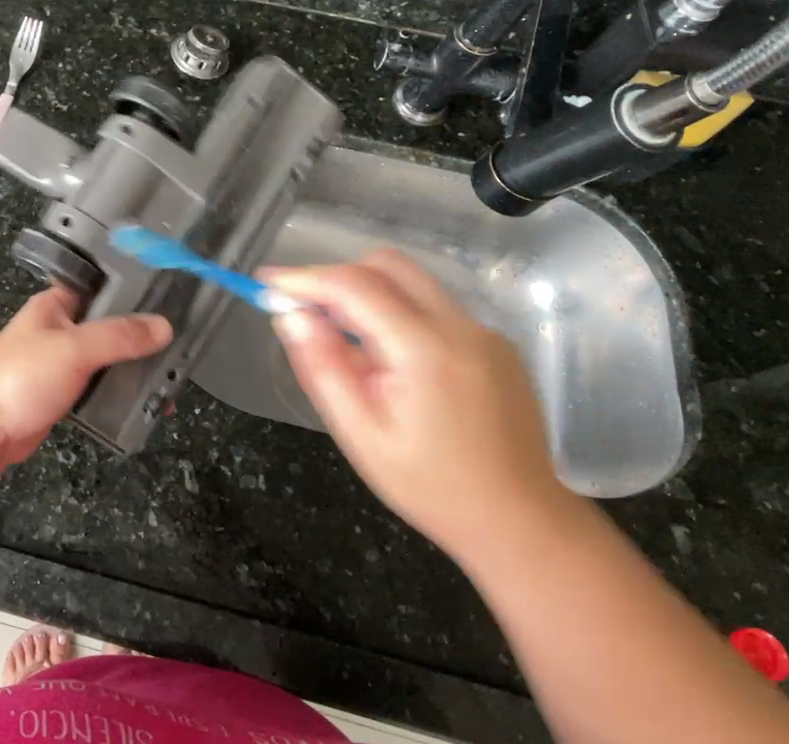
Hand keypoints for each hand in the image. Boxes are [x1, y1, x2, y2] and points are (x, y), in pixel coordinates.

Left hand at [0, 287, 172, 465]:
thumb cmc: (21, 379)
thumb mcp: (74, 349)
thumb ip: (120, 336)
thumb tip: (164, 326)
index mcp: (54, 305)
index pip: (100, 286)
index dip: (133, 290)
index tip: (172, 300)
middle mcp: (57, 328)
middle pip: (109, 326)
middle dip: (140, 338)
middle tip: (178, 349)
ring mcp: (58, 362)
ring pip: (106, 359)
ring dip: (132, 369)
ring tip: (169, 380)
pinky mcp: (60, 393)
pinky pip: (97, 386)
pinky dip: (118, 393)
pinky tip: (145, 403)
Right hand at [264, 250, 570, 558]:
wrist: (521, 522)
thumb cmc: (431, 486)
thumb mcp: (361, 435)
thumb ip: (323, 368)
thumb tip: (290, 316)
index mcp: (425, 350)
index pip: (353, 285)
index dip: (304, 278)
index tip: (267, 283)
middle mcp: (461, 326)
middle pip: (387, 265)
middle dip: (338, 277)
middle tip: (307, 312)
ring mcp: (485, 332)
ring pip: (413, 282)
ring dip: (369, 295)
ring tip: (348, 345)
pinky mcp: (497, 344)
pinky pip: (436, 308)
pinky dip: (400, 315)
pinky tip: (393, 365)